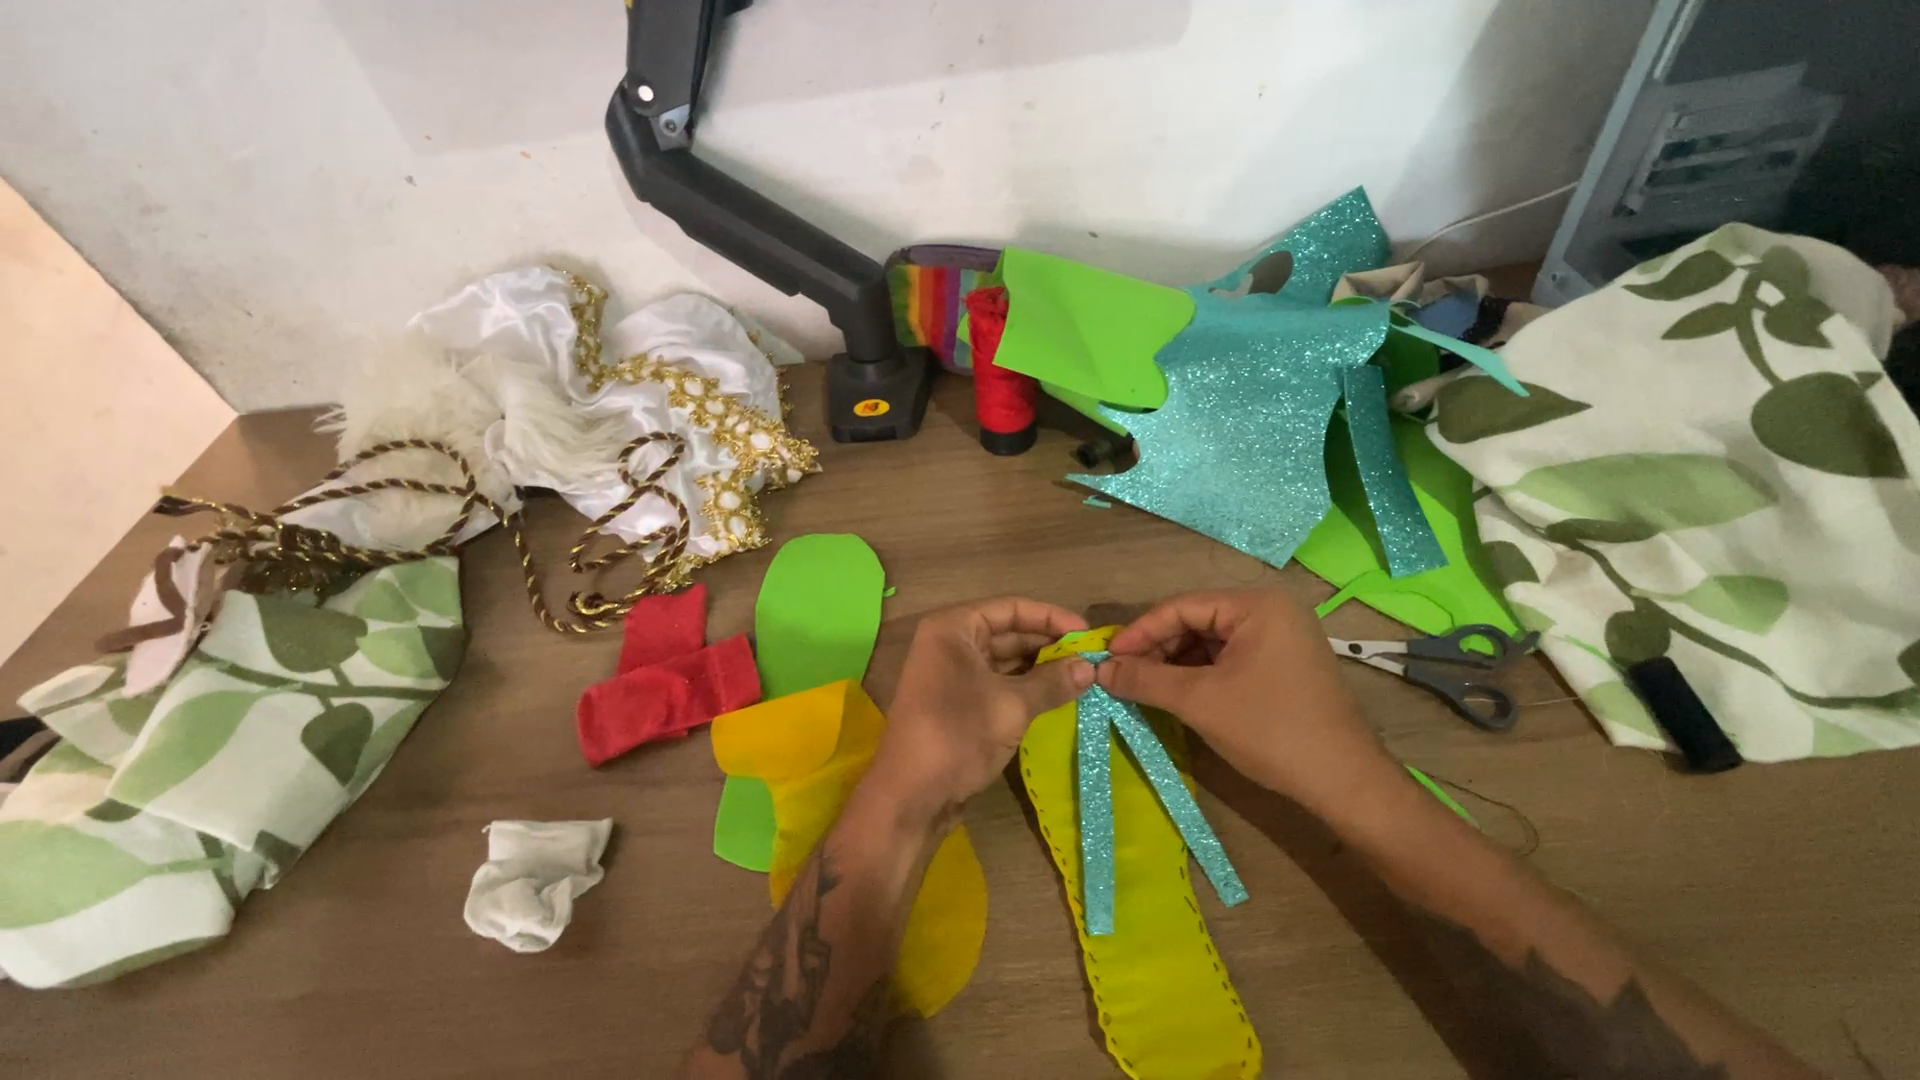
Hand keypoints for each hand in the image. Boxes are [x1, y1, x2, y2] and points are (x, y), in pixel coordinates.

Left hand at [869, 597, 1094, 826]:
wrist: (910, 796)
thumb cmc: (957, 735)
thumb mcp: (1011, 706)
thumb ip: (1052, 682)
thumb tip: (1091, 668)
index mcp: (953, 628)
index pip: (1011, 608)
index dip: (1052, 617)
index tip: (1087, 634)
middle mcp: (950, 644)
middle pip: (1008, 632)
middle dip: (1049, 644)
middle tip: (1091, 658)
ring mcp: (952, 675)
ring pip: (1005, 661)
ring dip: (1041, 668)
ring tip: (1082, 677)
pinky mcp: (959, 704)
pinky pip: (999, 685)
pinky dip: (1027, 688)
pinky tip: (1058, 696)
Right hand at [1098, 588, 1397, 814]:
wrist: (1343, 780)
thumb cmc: (1270, 729)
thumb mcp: (1199, 701)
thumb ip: (1145, 679)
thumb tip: (1100, 670)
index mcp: (1256, 605)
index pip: (1181, 606)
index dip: (1140, 632)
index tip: (1107, 657)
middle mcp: (1271, 610)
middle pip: (1196, 621)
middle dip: (1157, 649)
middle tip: (1122, 675)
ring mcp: (1281, 637)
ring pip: (1210, 642)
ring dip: (1175, 664)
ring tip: (1143, 687)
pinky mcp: (1283, 664)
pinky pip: (1229, 658)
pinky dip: (1199, 675)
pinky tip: (1176, 694)